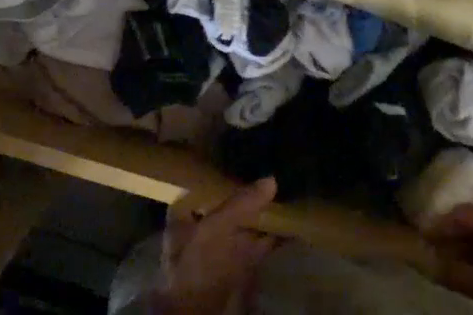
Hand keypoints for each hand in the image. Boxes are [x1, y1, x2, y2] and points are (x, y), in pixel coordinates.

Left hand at [151, 178, 279, 314]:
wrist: (198, 314)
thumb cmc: (197, 264)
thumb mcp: (215, 227)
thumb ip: (240, 203)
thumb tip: (271, 180)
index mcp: (183, 220)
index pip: (203, 191)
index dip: (223, 181)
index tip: (246, 171)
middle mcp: (198, 234)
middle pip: (226, 210)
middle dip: (248, 200)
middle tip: (274, 185)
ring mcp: (217, 254)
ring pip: (243, 229)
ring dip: (262, 220)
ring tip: (287, 202)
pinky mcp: (235, 272)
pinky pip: (255, 249)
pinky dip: (270, 241)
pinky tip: (289, 230)